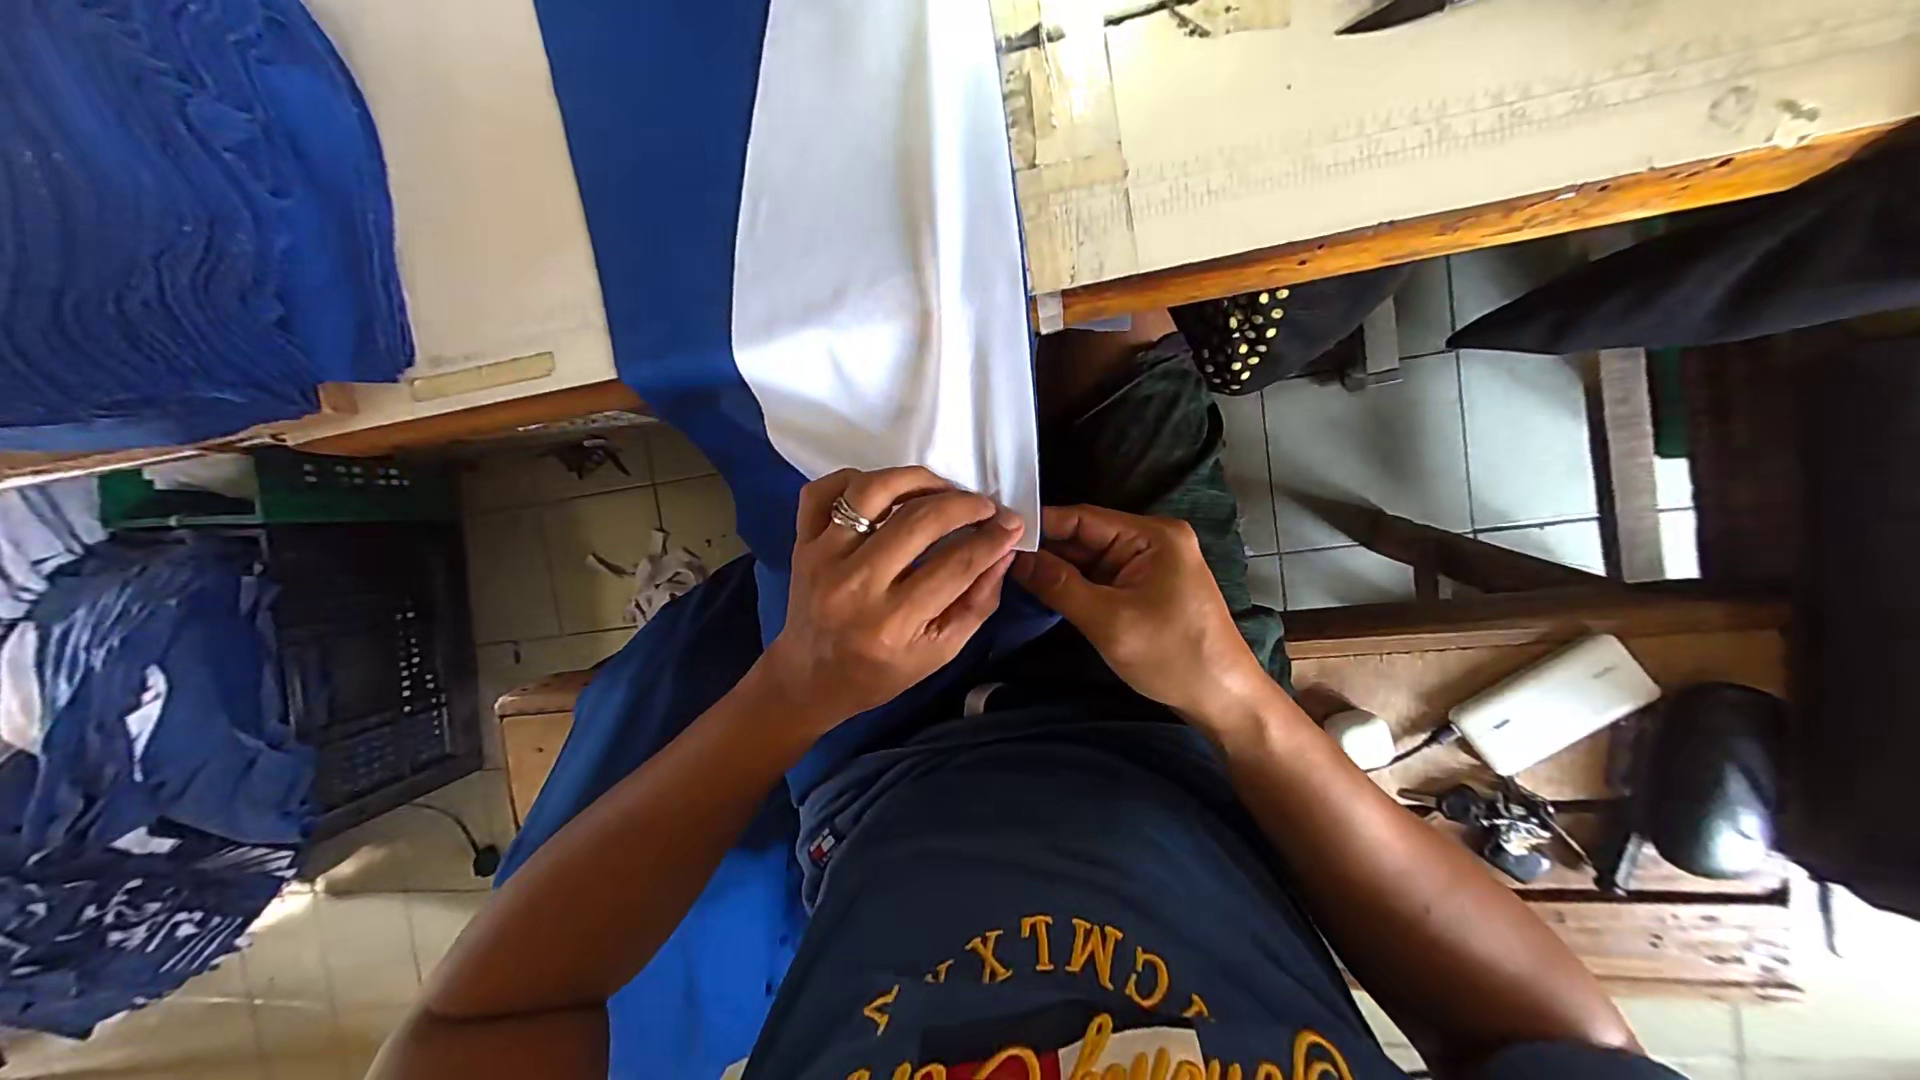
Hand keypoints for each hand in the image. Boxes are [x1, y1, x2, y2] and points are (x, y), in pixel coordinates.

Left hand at [757, 467, 1024, 726]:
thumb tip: (1003, 550)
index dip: (992, 538)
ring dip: (917, 480)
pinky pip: (823, 491)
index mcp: (892, 623)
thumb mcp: (941, 652)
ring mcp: (822, 558)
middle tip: (985, 506)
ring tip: (942, 490)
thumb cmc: (881, 671)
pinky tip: (885, 492)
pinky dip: (857, 480)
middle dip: (965, 505)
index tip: (1011, 524)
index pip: (955, 564)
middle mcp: (854, 586)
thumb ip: (977, 602)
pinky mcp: (801, 542)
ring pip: (872, 492)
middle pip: (919, 520)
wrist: (812, 678)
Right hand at [1009, 504, 1271, 720]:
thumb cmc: (1172, 656)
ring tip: (1007, 572)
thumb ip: (1058, 585)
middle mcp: (1150, 541)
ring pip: (1088, 559)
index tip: (999, 535)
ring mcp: (1147, 565)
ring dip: (1055, 569)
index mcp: (1152, 535)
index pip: (1083, 518)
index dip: (1041, 525)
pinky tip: (1039, 589)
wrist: (1223, 700)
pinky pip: (1099, 578)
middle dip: (1045, 549)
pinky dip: (1072, 585)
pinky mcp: (1142, 588)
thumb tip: (1014, 558)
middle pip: (1084, 537)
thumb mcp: (1108, 620)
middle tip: (995, 557)